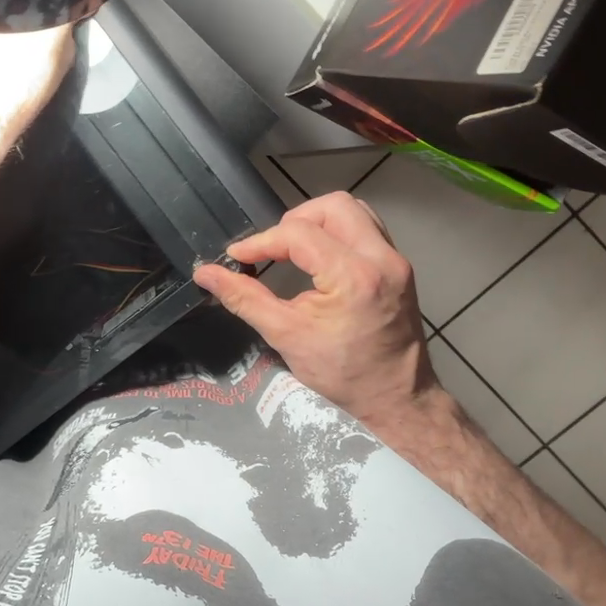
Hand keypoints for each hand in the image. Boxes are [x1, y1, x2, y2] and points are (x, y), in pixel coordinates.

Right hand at [192, 192, 443, 430]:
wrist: (395, 398)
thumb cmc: (341, 374)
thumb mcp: (286, 335)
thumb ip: (244, 298)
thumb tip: (205, 273)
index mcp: (354, 276)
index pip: (299, 234)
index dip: (261, 241)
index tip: (236, 257)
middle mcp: (381, 258)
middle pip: (334, 207)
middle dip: (294, 220)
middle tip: (271, 249)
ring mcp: (396, 260)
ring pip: (355, 212)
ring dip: (319, 223)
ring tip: (294, 251)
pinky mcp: (400, 268)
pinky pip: (367, 231)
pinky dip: (338, 234)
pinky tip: (319, 260)